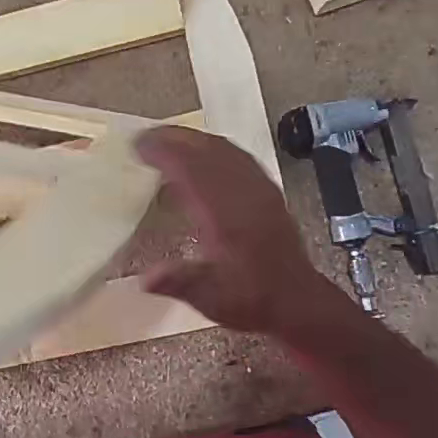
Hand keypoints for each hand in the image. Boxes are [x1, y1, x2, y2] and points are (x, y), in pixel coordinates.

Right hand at [134, 126, 343, 335]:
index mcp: (226, 217)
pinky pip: (243, 159)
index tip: (139, 144)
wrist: (298, 300)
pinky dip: (220, 149)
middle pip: (209, 151)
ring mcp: (261, 191)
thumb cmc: (252, 300)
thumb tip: (146, 278)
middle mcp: (245, 195)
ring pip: (228, 150)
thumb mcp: (212, 299)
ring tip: (171, 140)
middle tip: (147, 136)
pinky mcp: (271, 194)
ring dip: (197, 140)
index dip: (164, 152)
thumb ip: (179, 282)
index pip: (192, 171)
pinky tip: (208, 156)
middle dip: (176, 138)